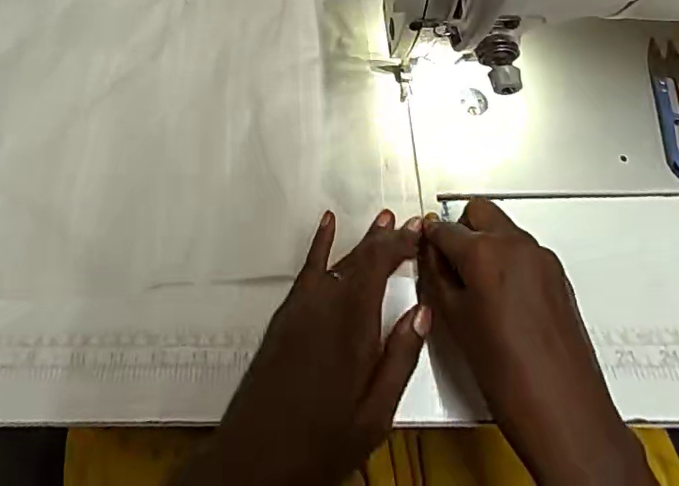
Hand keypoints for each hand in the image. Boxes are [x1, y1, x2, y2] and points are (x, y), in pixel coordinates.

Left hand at [174, 210, 428, 485]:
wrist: (257, 455)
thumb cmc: (318, 442)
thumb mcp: (375, 413)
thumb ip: (400, 358)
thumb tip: (421, 317)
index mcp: (352, 326)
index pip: (380, 266)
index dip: (401, 244)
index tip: (418, 231)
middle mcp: (325, 306)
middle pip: (361, 259)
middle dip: (387, 239)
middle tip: (408, 225)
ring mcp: (303, 306)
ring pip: (339, 261)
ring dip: (362, 241)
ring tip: (381, 223)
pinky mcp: (287, 313)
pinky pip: (308, 267)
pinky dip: (320, 243)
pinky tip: (327, 225)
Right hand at [419, 200, 652, 485]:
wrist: (565, 416)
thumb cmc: (515, 380)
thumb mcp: (454, 320)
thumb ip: (437, 276)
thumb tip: (432, 258)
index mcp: (486, 253)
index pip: (444, 227)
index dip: (429, 238)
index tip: (425, 246)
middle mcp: (518, 247)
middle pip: (479, 211)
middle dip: (460, 228)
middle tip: (446, 256)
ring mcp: (543, 261)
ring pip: (504, 229)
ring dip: (485, 243)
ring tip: (472, 282)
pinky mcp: (559, 277)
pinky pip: (524, 252)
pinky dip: (507, 261)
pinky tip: (497, 296)